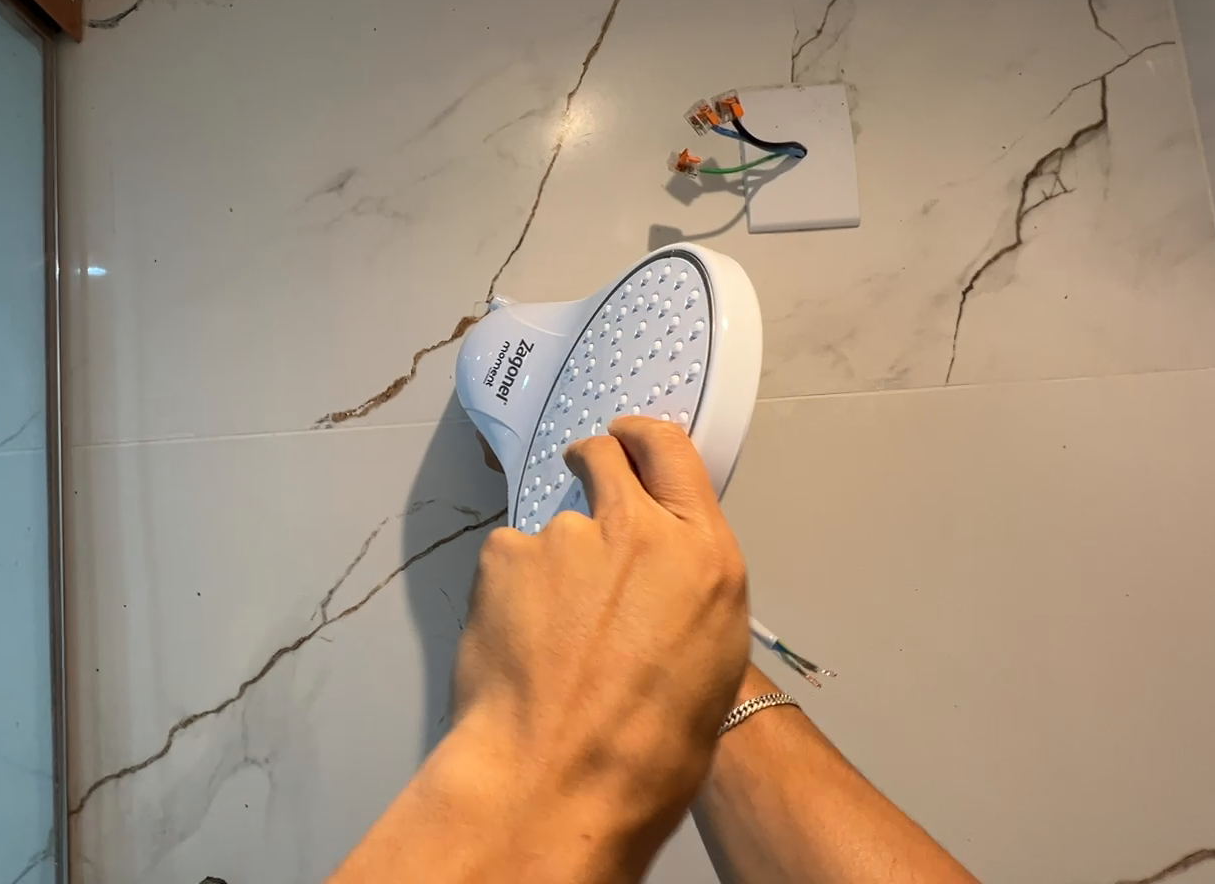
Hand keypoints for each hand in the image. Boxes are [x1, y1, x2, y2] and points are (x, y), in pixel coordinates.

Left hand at [452, 416, 752, 840]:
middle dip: (591, 461)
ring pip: (550, 526)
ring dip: (549, 560)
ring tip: (546, 630)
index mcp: (703, 557)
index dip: (644, 437)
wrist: (559, 777)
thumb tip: (656, 571)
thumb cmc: (648, 746)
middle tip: (578, 485)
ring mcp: (565, 535)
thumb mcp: (707, 657)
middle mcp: (636, 530)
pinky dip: (510, 587)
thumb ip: (682, 587)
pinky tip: (515, 637)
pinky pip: (509, 558)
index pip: (672, 453)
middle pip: (603, 455)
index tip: (626, 437)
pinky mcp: (507, 551)